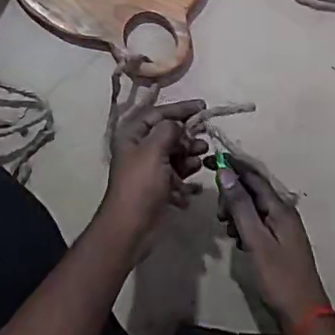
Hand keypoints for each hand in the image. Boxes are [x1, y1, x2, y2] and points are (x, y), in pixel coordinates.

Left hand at [94, 99, 206, 262]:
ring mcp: (150, 170)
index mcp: (133, 135)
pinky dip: (185, 182)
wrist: (131, 228)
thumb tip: (179, 125)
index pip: (159, 113)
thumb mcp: (154, 150)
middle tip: (203, 144)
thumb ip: (169, 130)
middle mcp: (140, 149)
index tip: (203, 106)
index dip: (181, 109)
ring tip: (199, 164)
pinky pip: (177, 178)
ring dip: (189, 160)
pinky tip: (190, 190)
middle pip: (169, 135)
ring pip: (176, 156)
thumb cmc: (141, 184)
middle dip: (188, 138)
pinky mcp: (158, 189)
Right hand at [218, 162, 330, 325]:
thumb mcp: (256, 240)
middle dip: (232, 193)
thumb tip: (225, 172)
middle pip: (253, 190)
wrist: (304, 314)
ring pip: (253, 206)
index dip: (232, 165)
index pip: (253, 176)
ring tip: (226, 228)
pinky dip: (243, 225)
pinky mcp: (279, 241)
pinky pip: (257, 222)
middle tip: (218, 213)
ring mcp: (282, 227)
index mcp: (280, 208)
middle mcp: (283, 212)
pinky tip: (237, 239)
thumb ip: (241, 206)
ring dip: (236, 210)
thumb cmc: (279, 277)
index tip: (209, 160)